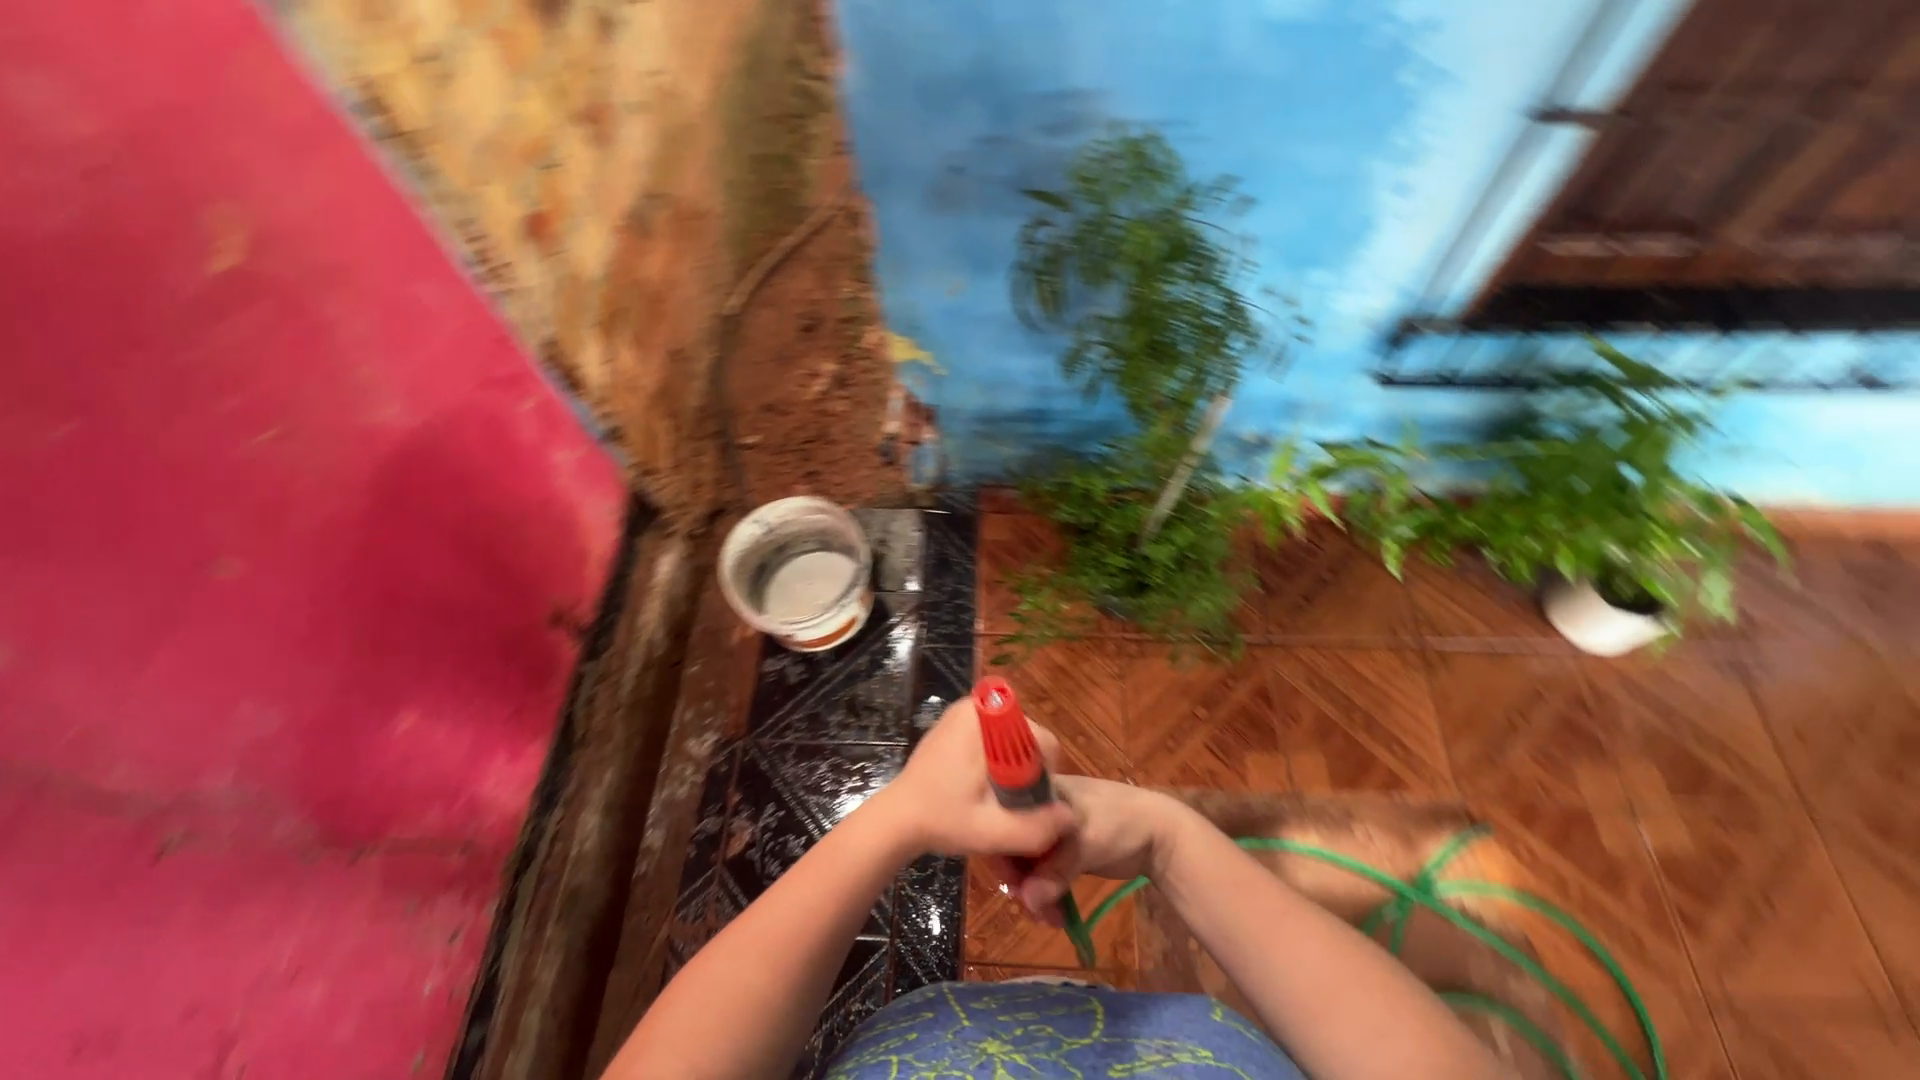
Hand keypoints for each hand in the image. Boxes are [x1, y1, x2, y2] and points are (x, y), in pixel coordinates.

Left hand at [875, 698, 1075, 859]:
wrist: (897, 818)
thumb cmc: (943, 820)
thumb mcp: (992, 832)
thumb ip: (1036, 828)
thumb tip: (1072, 818)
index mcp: (985, 720)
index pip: (1042, 740)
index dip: (1043, 776)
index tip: (1024, 802)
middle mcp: (976, 706)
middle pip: (1029, 737)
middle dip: (1026, 772)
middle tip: (1006, 804)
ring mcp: (963, 712)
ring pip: (1014, 739)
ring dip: (1012, 768)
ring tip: (992, 798)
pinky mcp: (955, 723)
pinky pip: (995, 738)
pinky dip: (996, 762)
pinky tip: (980, 788)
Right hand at [992, 776, 1193, 923]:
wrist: (1162, 834)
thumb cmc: (1120, 822)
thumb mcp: (1084, 840)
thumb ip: (1054, 870)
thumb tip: (1028, 901)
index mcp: (1038, 790)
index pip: (1006, 818)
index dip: (1003, 850)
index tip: (1011, 881)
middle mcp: (1039, 808)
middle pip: (1015, 845)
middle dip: (1020, 880)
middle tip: (1031, 908)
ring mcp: (1052, 832)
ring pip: (1029, 864)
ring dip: (1034, 893)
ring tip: (1048, 919)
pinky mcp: (1065, 853)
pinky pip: (1045, 874)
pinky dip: (1047, 894)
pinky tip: (1056, 915)